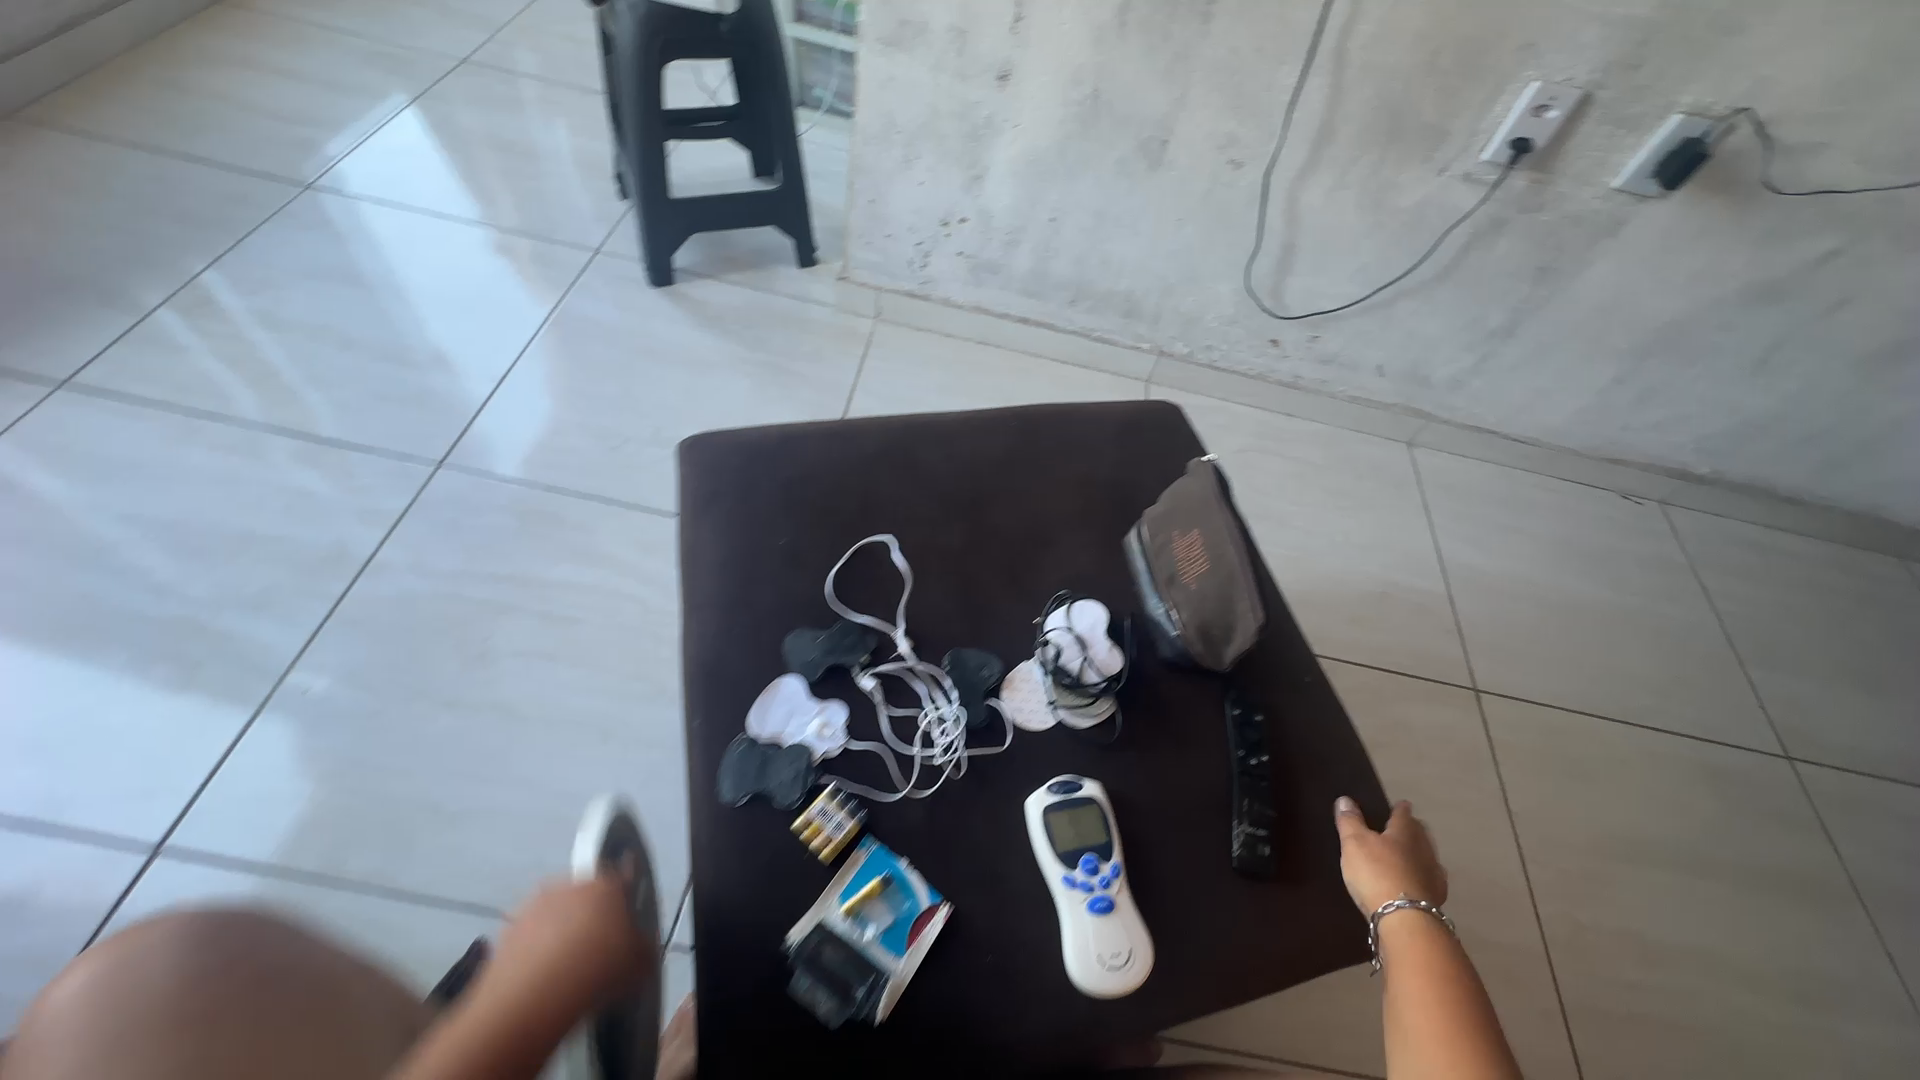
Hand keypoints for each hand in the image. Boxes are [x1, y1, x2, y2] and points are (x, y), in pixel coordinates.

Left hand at [478, 877, 653, 1023]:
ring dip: (561, 931)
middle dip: (592, 915)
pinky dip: (536, 949)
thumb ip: (644, 947)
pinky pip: (530, 935)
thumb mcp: (640, 964)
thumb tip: (640, 945)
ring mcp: (534, 906)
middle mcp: (570, 885)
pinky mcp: (506, 931)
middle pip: (587, 895)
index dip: (625, 902)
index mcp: (606, 885)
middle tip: (598, 947)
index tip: (626, 925)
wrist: (529, 1000)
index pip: (623, 881)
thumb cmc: (596, 973)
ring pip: (556, 914)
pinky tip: (542, 978)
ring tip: (566, 967)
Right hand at [1333, 797, 1446, 914]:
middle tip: (1406, 826)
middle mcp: (1424, 850)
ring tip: (1411, 854)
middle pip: (1421, 835)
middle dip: (1414, 829)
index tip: (1402, 804)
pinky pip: (1430, 879)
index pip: (1403, 816)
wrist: (1405, 918)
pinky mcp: (1436, 898)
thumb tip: (1345, 799)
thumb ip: (1350, 821)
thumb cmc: (1376, 873)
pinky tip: (1418, 881)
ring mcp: (1433, 875)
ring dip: (1420, 853)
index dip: (1400, 809)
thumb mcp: (1354, 843)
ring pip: (1428, 857)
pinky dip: (1423, 876)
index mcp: (1404, 833)